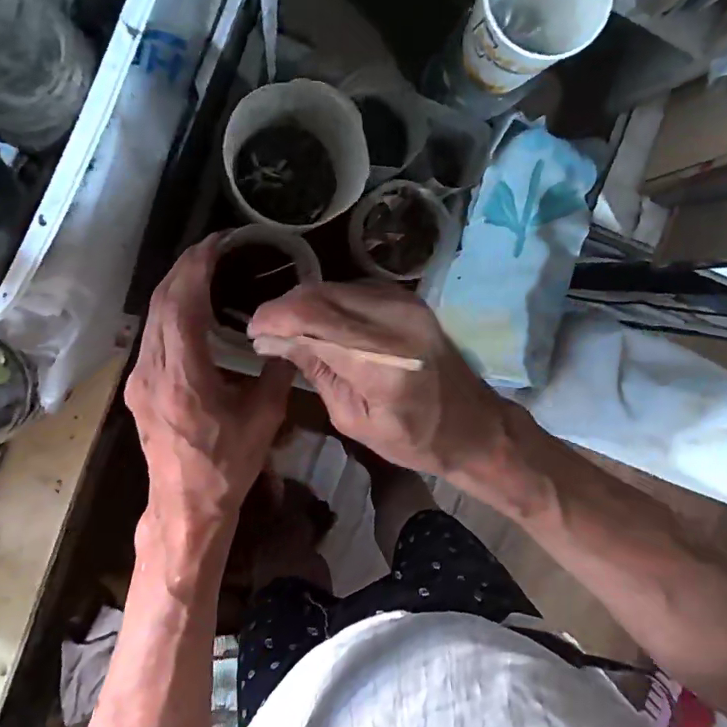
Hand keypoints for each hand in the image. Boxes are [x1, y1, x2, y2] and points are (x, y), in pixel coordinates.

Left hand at [126, 236, 293, 532]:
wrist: (186, 509)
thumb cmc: (228, 467)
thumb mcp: (264, 418)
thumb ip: (277, 371)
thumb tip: (287, 334)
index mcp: (183, 378)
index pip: (181, 305)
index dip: (197, 267)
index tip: (218, 243)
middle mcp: (153, 372)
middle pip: (160, 302)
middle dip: (185, 267)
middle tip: (215, 245)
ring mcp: (140, 379)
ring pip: (152, 316)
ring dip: (175, 285)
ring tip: (206, 265)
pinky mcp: (139, 386)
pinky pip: (152, 333)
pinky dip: (170, 308)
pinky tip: (192, 303)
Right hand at [248, 283, 509, 479]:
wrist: (474, 422)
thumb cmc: (414, 439)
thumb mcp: (354, 420)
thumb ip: (316, 371)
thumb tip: (273, 340)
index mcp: (382, 362)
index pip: (313, 318)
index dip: (274, 318)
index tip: (252, 333)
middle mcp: (395, 320)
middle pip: (320, 294)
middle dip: (283, 309)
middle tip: (265, 333)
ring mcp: (405, 303)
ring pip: (334, 287)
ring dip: (304, 304)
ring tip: (288, 331)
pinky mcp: (408, 297)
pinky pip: (353, 289)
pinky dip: (328, 303)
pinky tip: (319, 324)